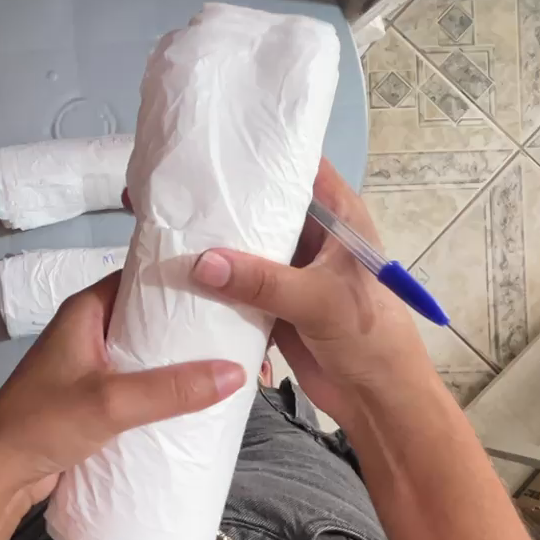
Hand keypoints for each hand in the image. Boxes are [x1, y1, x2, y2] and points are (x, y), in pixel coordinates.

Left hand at [0, 272, 245, 514]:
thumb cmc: (43, 423)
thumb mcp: (110, 402)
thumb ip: (171, 390)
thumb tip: (237, 373)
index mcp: (85, 312)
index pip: (140, 278)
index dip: (180, 278)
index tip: (226, 284)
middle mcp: (89, 332)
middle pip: (148, 319)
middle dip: (188, 326)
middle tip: (238, 330)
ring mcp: (91, 368)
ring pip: (145, 356)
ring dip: (178, 362)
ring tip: (228, 363)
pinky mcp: (94, 400)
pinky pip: (138, 386)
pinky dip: (163, 391)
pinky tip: (196, 400)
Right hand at [190, 158, 434, 425]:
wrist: (375, 398)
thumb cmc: (368, 336)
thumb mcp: (318, 300)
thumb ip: (261, 281)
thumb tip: (201, 263)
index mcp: (338, 217)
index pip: (301, 166)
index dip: (264, 150)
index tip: (214, 141)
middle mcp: (311, 236)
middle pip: (263, 206)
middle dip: (223, 200)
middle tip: (172, 188)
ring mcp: (289, 271)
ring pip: (245, 247)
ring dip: (213, 244)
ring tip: (164, 226)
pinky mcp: (271, 303)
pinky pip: (236, 285)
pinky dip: (213, 283)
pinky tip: (175, 273)